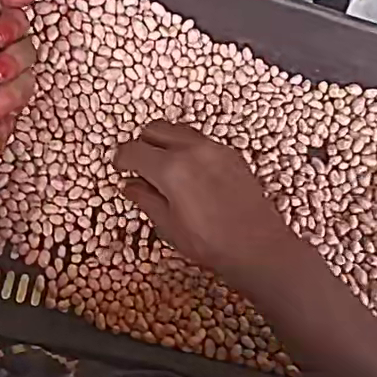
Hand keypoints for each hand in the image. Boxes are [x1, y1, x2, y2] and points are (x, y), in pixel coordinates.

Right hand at [113, 121, 315, 289]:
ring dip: (165, 143)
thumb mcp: (169, 226)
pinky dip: (187, 149)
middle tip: (138, 166)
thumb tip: (130, 186)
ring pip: (179, 131)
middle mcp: (193, 150)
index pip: (133, 150)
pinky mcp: (232, 155)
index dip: (121, 159)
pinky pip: (201, 141)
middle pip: (156, 129)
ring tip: (164, 170)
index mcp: (171, 169)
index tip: (119, 167)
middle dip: (142, 144)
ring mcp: (215, 150)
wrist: (258, 247)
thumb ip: (146, 200)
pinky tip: (189, 175)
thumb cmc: (211, 243)